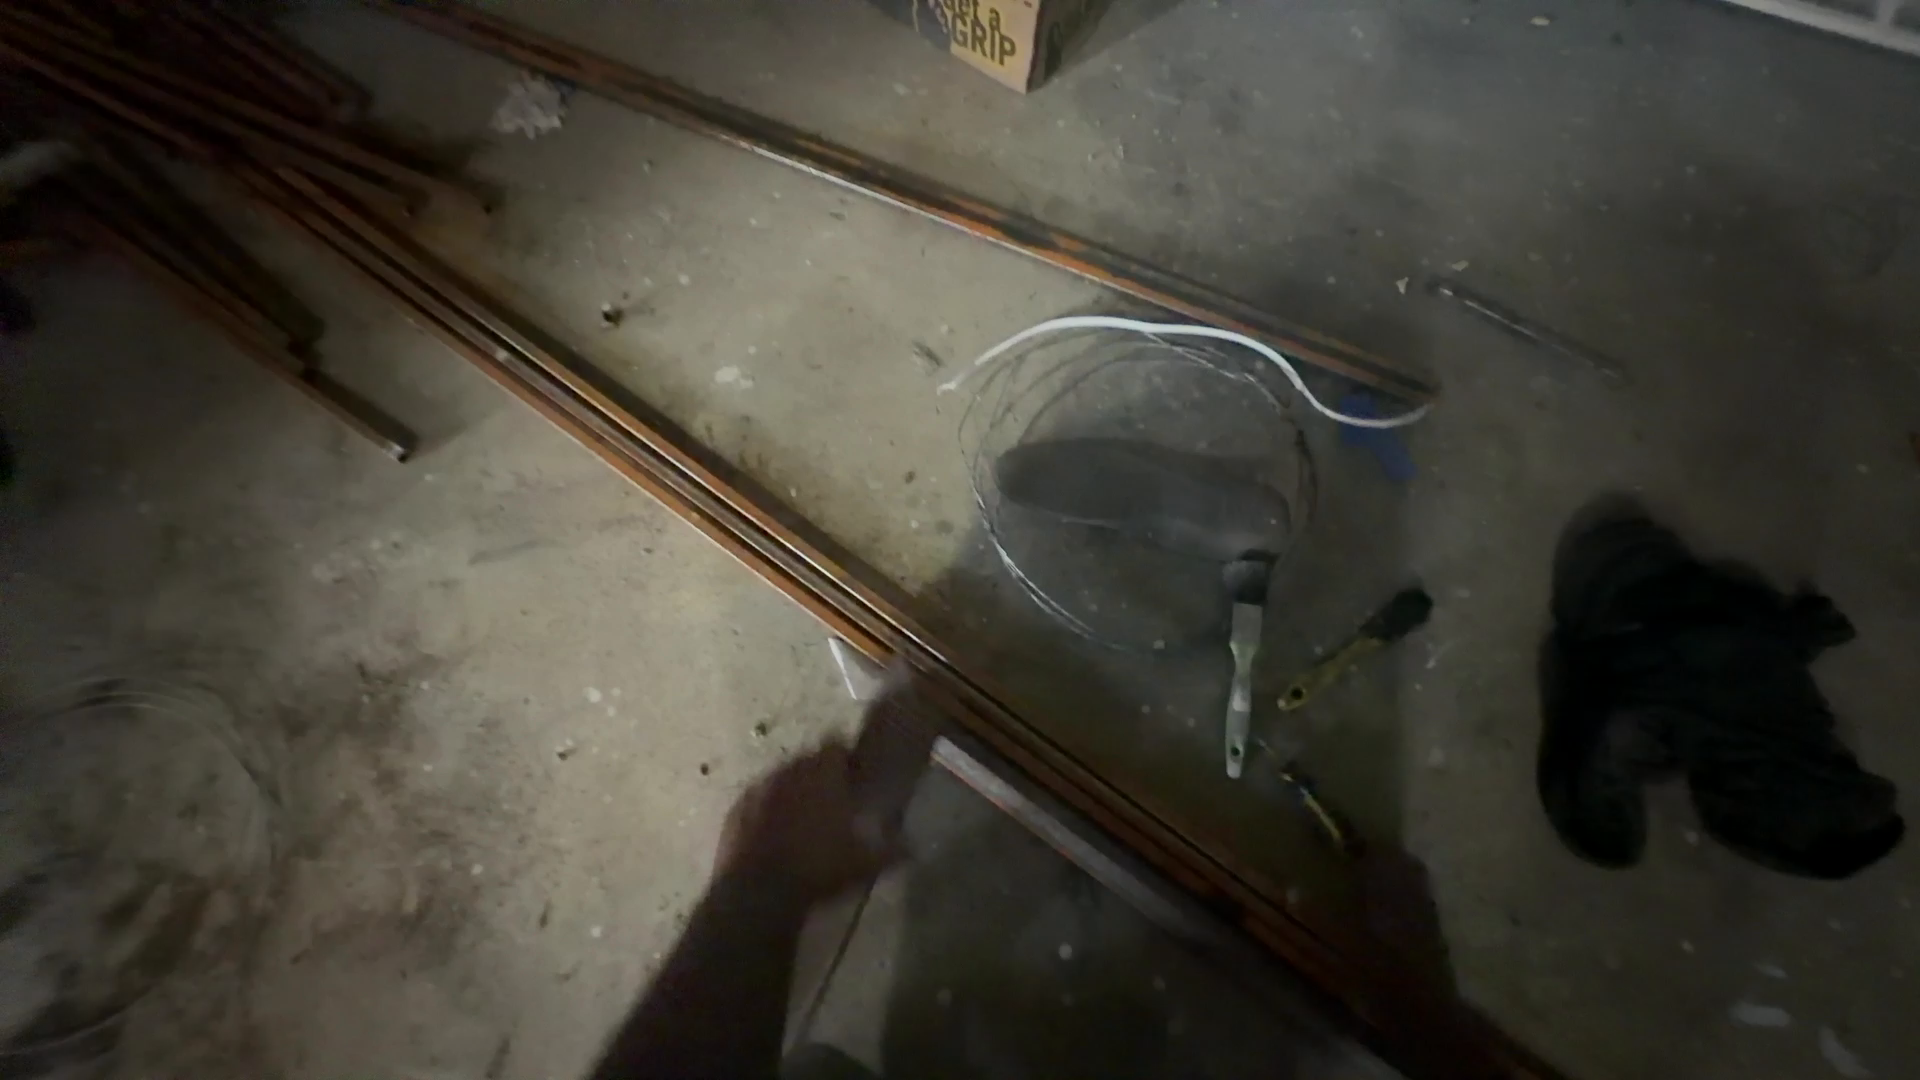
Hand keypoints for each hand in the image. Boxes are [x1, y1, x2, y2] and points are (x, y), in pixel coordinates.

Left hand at [717, 740, 896, 901]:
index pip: (836, 746)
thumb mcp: (863, 864)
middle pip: (806, 758)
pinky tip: (771, 831)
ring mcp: (759, 789)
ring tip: (799, 815)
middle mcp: (790, 772)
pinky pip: (755, 799)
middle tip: (828, 796)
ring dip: (790, 788)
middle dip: (817, 772)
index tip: (851, 773)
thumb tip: (915, 847)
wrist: (757, 895)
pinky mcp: (735, 810)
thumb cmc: (818, 870)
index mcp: (822, 775)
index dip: (844, 757)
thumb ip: (890, 850)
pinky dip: (764, 808)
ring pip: (779, 776)